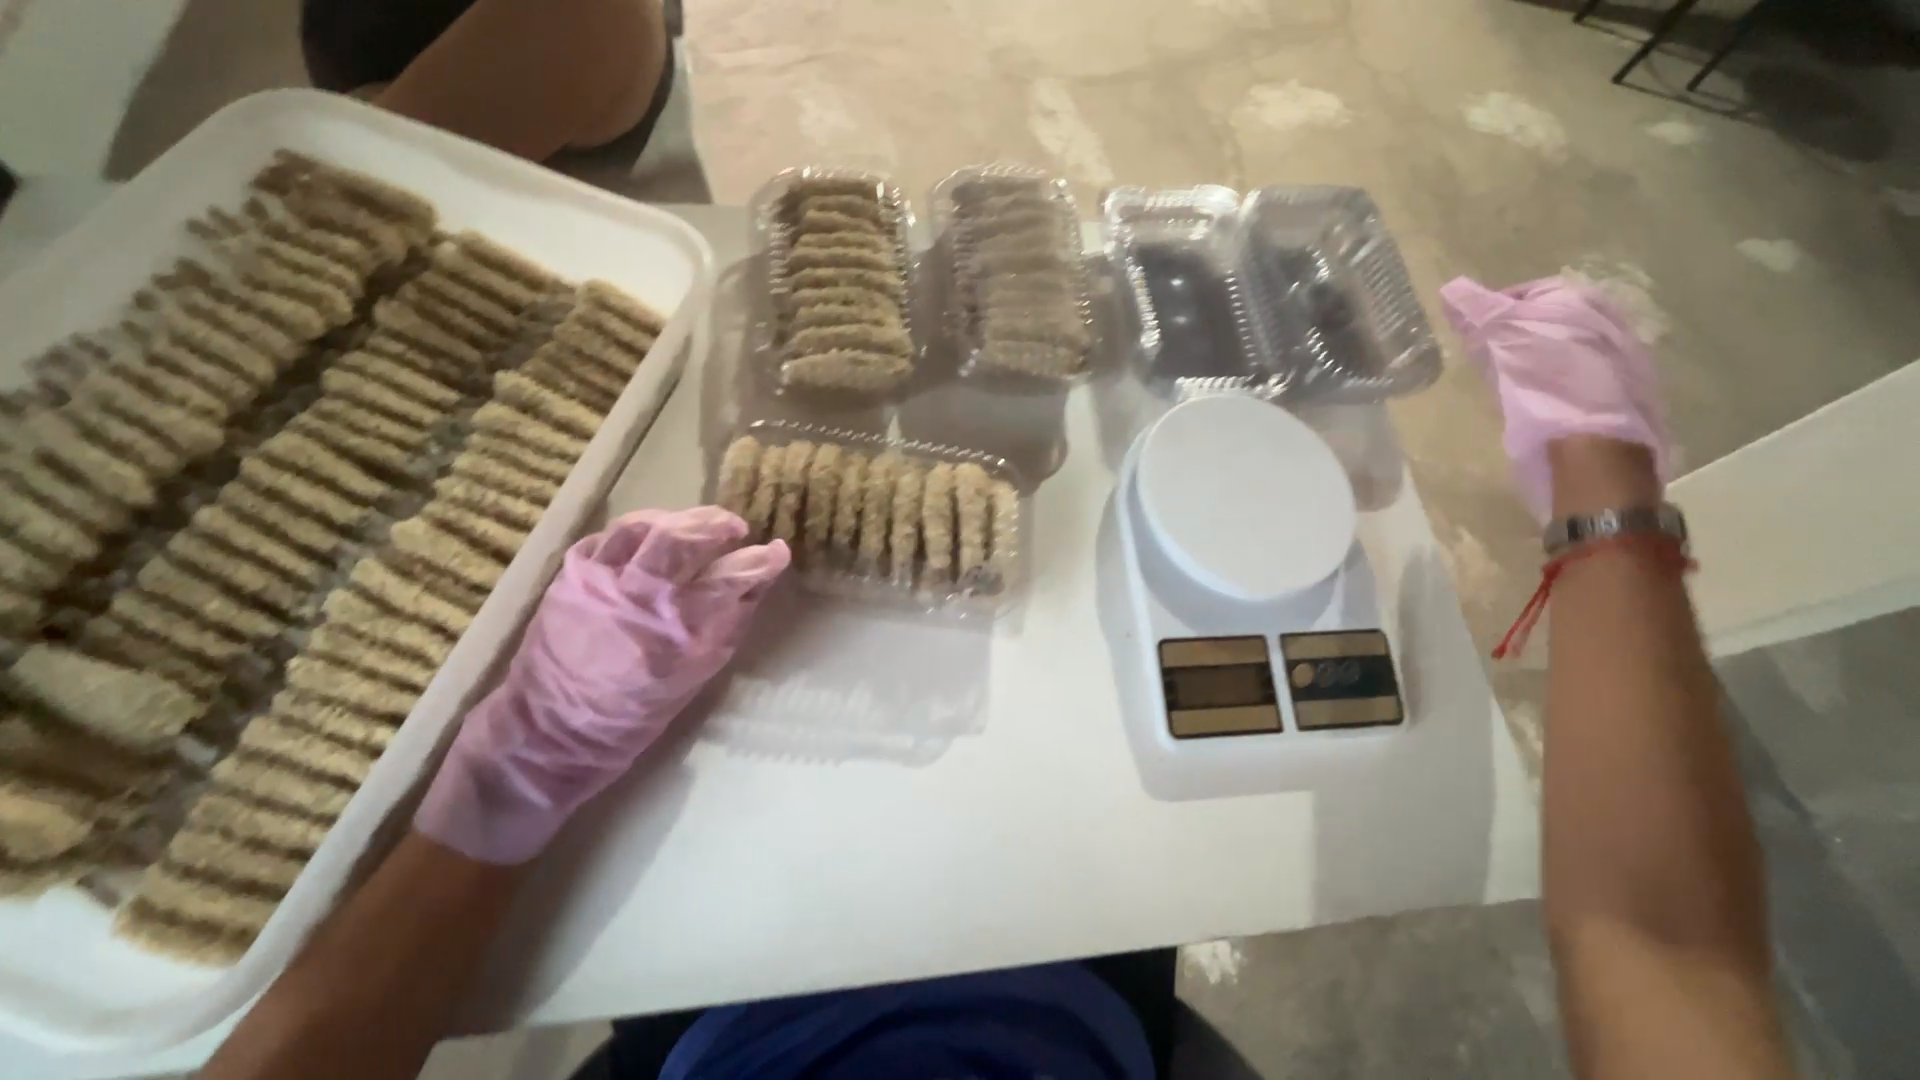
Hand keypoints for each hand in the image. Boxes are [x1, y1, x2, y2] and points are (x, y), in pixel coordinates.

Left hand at [414, 507, 789, 863]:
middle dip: (716, 524)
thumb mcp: (695, 676)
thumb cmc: (634, 715)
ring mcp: (599, 581)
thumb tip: (755, 586)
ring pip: (643, 526)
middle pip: (682, 536)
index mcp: (678, 632)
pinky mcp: (569, 576)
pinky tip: (651, 537)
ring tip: (694, 526)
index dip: (761, 560)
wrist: (551, 731)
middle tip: (734, 528)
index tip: (777, 551)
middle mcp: (639, 598)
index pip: (731, 578)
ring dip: (677, 519)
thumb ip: (728, 626)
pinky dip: (638, 530)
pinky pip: (608, 536)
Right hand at [1439, 276, 1672, 520]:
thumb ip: (1477, 311)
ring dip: (1532, 360)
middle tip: (1482, 357)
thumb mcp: (1502, 339)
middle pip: (1547, 321)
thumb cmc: (1544, 383)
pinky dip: (1552, 383)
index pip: (1527, 294)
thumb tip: (1449, 289)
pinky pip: (1575, 377)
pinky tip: (1535, 401)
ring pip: (1561, 349)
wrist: (1591, 445)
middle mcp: (1606, 322)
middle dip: (1513, 335)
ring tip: (1505, 382)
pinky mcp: (1619, 393)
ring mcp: (1618, 359)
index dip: (1492, 311)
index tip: (1469, 334)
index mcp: (1580, 302)